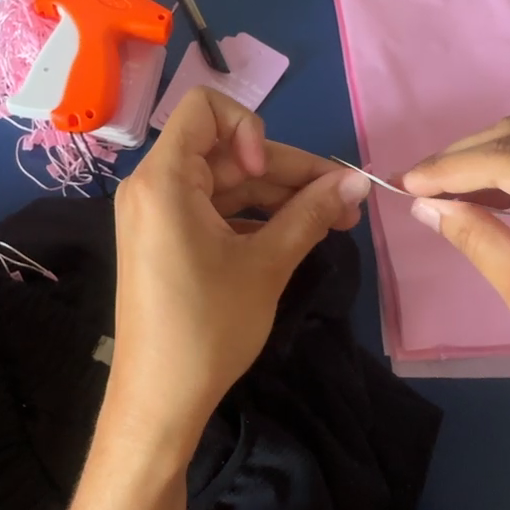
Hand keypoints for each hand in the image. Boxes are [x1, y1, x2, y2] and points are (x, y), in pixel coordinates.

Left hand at [109, 88, 372, 445]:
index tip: (269, 176)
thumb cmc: (208, 327)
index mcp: (165, 179)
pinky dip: (254, 218)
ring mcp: (158, 215)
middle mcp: (153, 186)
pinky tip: (299, 235)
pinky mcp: (166, 241)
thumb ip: (311, 213)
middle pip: (227, 152)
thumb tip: (356, 179)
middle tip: (345, 200)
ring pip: (227, 184)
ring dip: (279, 197)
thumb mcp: (266, 265)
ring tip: (337, 221)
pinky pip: (213, 211)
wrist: (159, 400)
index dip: (250, 129)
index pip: (205, 108)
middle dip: (288, 172)